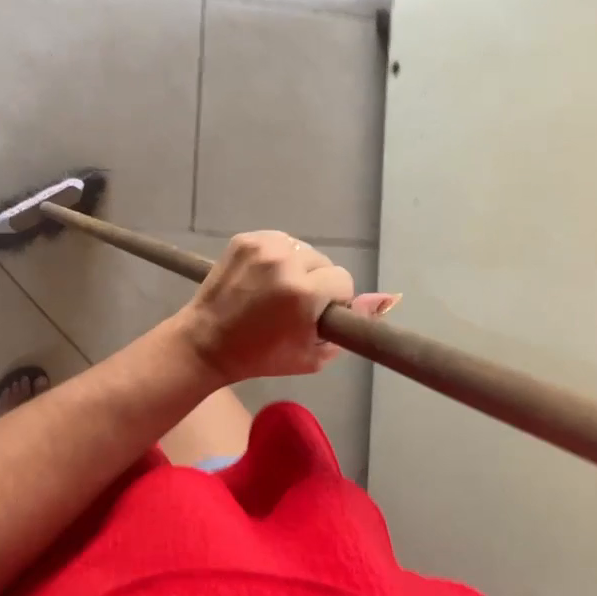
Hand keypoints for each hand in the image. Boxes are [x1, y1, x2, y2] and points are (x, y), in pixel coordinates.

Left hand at [173, 231, 396, 383]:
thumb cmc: (262, 356)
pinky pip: (279, 242)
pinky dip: (278, 258)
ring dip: (298, 268)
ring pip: (302, 250)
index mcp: (304, 292)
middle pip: (324, 263)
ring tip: (278, 291)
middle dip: (317, 282)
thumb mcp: (314, 353)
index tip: (319, 314)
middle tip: (295, 305)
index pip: (343, 281)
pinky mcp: (245, 239)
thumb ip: (352, 326)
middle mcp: (285, 261)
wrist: (207, 342)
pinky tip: (264, 278)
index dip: (335, 301)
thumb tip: (389, 298)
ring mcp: (262, 246)